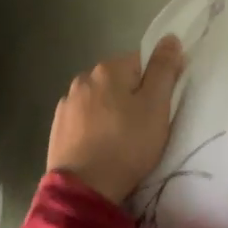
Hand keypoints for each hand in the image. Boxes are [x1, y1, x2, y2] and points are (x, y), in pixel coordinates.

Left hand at [46, 36, 185, 204]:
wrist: (84, 190)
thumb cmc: (127, 144)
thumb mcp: (156, 105)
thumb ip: (164, 68)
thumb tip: (170, 37)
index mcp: (109, 68)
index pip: (142, 61)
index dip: (157, 81)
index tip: (162, 106)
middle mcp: (84, 78)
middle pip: (120, 79)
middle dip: (132, 95)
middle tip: (145, 124)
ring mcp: (67, 104)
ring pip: (100, 99)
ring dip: (112, 110)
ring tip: (122, 138)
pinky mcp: (58, 128)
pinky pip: (85, 118)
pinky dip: (95, 126)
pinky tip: (101, 145)